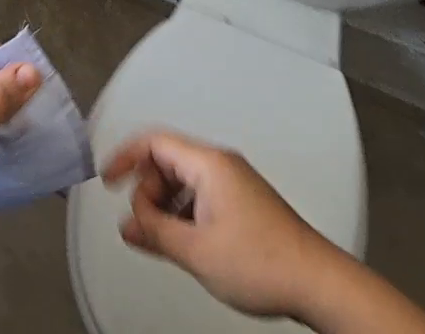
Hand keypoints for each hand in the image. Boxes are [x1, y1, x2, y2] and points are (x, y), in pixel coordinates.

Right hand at [101, 131, 346, 321]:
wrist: (316, 281)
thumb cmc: (267, 261)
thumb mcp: (195, 250)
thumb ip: (154, 233)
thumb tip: (129, 224)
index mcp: (209, 164)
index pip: (154, 142)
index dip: (125, 156)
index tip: (108, 177)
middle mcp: (222, 166)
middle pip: (166, 161)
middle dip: (147, 191)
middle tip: (142, 224)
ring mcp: (234, 183)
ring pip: (182, 181)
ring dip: (165, 206)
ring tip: (163, 239)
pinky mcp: (241, 201)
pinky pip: (199, 196)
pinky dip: (183, 214)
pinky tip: (184, 242)